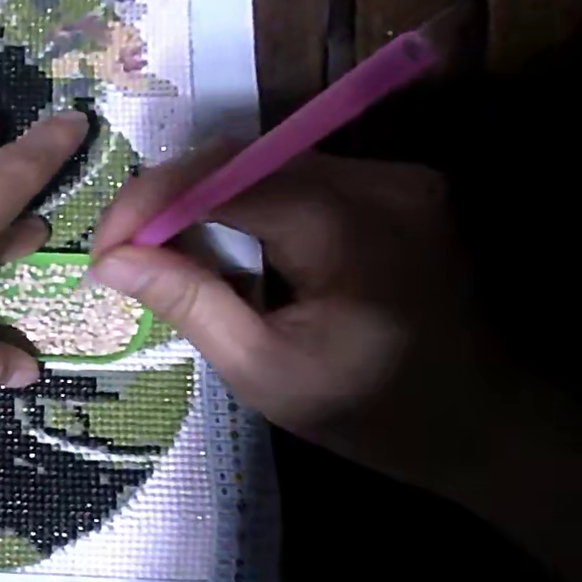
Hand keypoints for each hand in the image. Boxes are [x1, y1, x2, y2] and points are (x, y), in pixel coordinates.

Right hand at [89, 147, 530, 493]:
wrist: (479, 423)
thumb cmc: (366, 410)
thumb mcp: (261, 369)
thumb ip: (187, 302)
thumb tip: (110, 260)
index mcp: (347, 226)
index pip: (223, 178)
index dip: (148, 201)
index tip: (101, 249)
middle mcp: (374, 179)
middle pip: (239, 158)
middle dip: (165, 198)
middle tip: (121, 250)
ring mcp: (388, 176)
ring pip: (259, 163)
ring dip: (196, 199)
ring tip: (156, 248)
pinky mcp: (388, 187)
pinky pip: (289, 178)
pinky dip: (236, 204)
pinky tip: (215, 242)